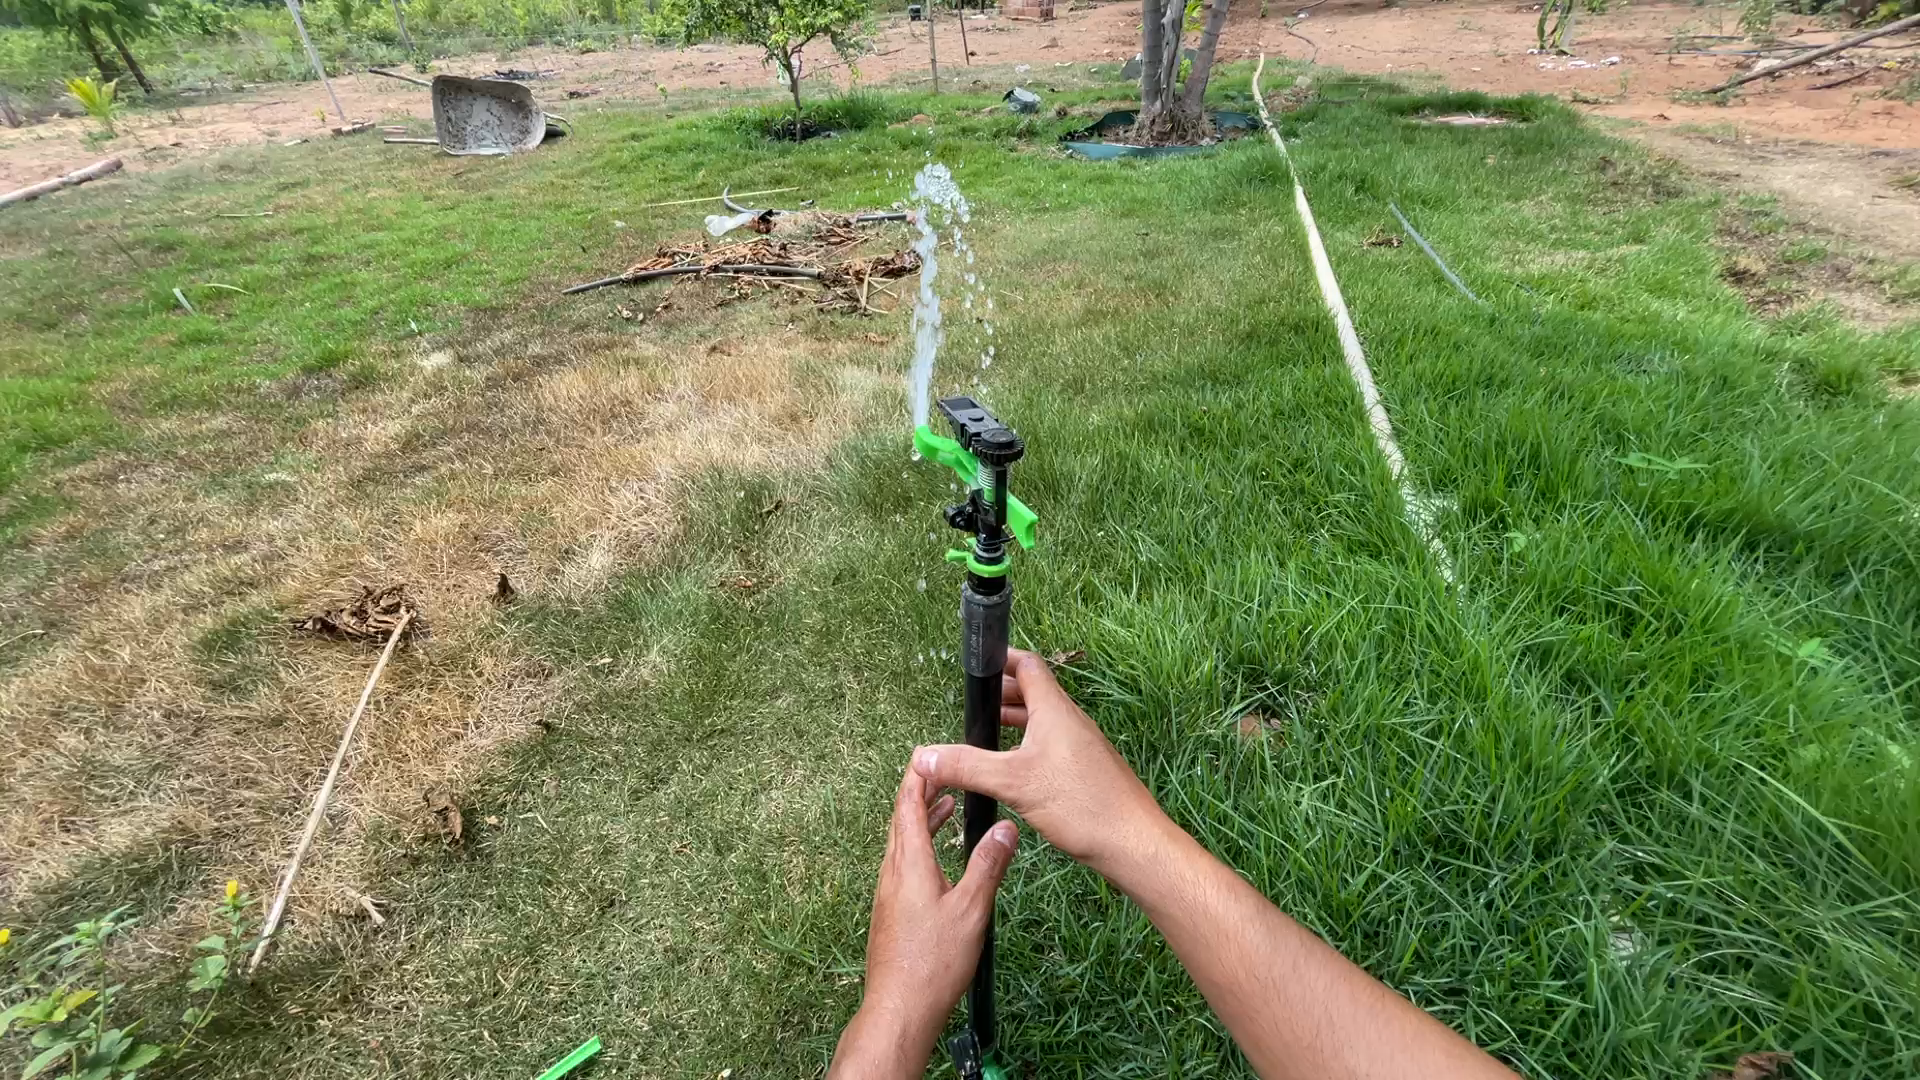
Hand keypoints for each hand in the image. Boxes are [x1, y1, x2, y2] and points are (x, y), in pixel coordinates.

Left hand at [829, 765, 1018, 1078]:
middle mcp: (892, 871)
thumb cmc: (934, 962)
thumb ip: (988, 865)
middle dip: (920, 790)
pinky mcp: (890, 910)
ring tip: (946, 806)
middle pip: (901, 818)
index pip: (908, 805)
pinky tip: (936, 858)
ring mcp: (888, 892)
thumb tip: (1006, 828)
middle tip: (942, 771)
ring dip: (921, 817)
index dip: (917, 776)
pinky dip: (919, 843)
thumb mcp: (971, 910)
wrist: (898, 1011)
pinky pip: (902, 862)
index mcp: (909, 863)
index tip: (927, 753)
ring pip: (901, 840)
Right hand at [911, 649, 1168, 882]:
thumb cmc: (1078, 803)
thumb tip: (923, 756)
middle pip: (1034, 691)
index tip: (977, 664)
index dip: (1002, 658)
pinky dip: (1029, 742)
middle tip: (974, 703)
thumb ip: (967, 766)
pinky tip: (1016, 766)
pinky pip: (1052, 741)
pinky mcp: (1087, 767)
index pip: (1028, 665)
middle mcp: (1070, 719)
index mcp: (1054, 709)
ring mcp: (1082, 743)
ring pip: (1043, 718)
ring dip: (1016, 718)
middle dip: (1003, 692)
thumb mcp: (1014, 782)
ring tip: (988, 731)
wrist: (1134, 842)